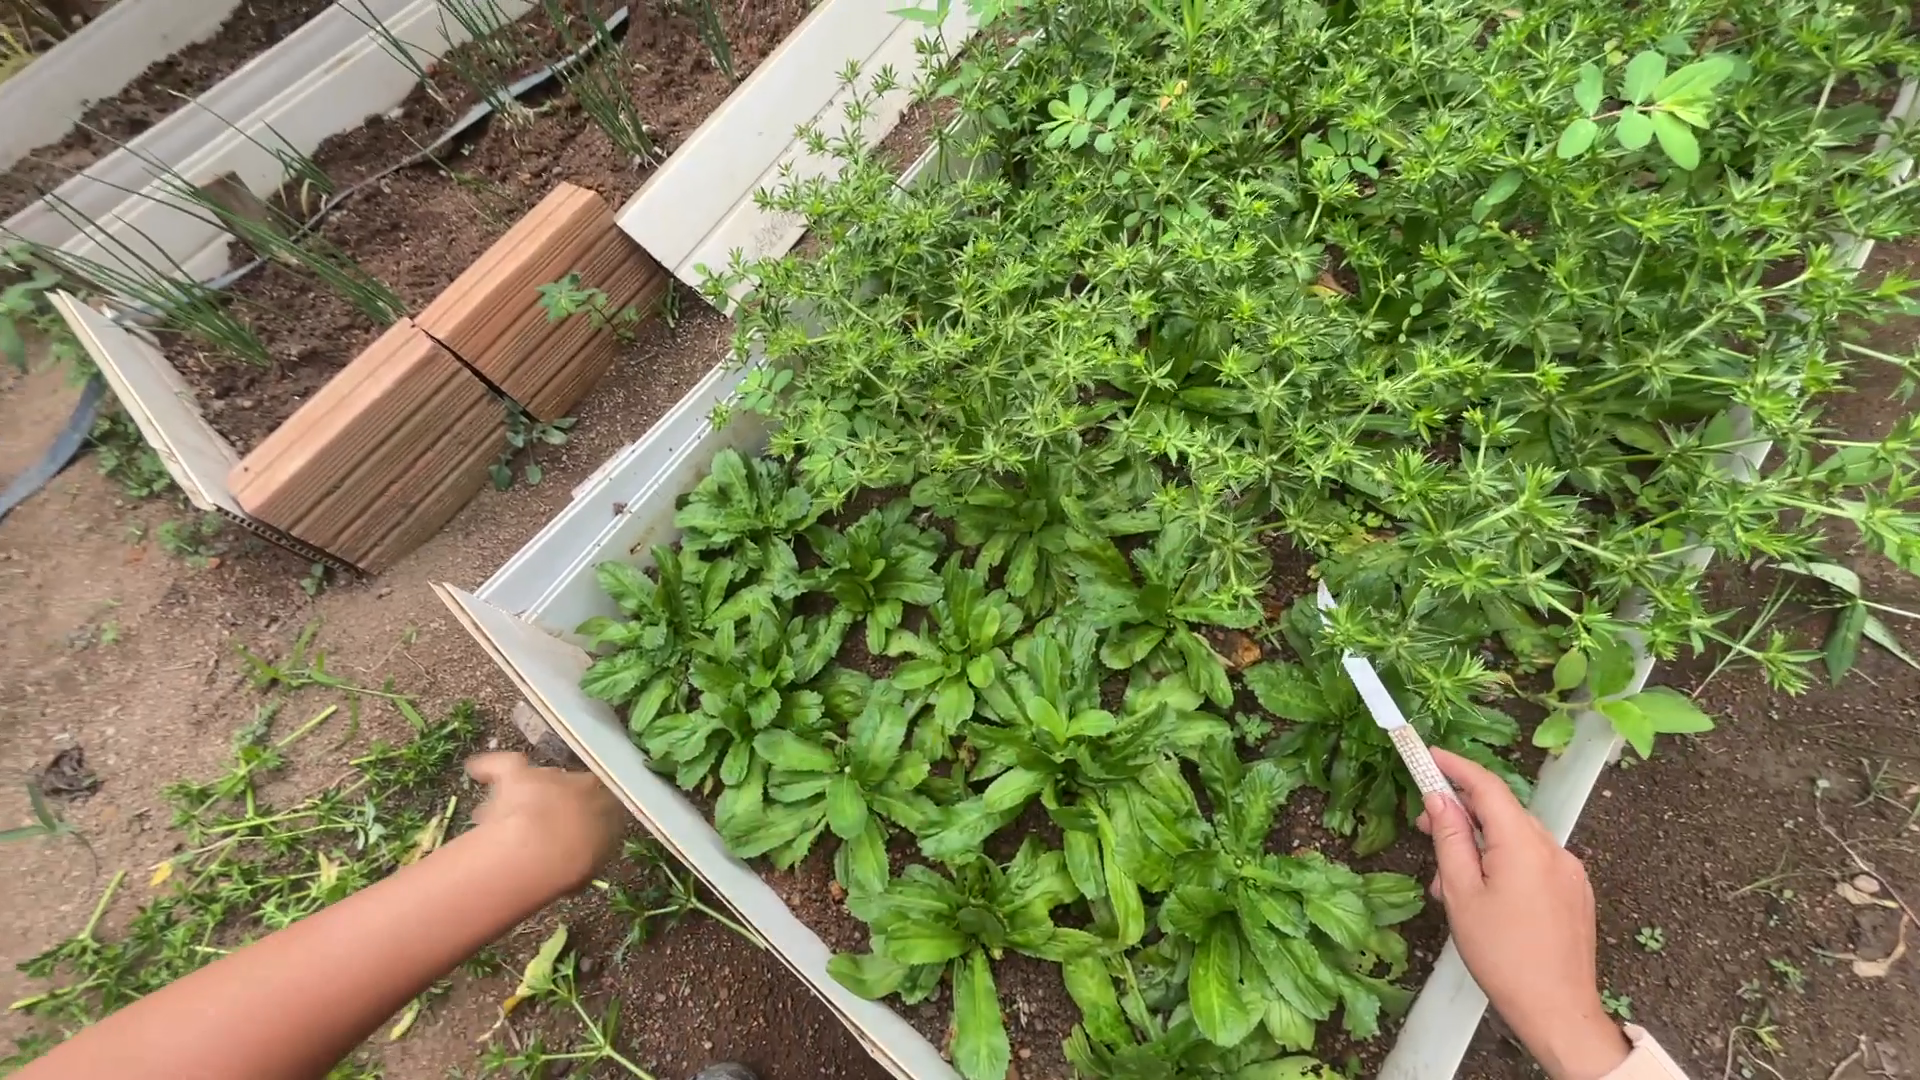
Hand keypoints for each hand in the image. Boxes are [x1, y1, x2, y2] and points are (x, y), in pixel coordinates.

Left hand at [466, 752, 624, 892]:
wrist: (548, 849)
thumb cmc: (579, 861)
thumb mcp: (593, 862)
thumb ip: (588, 853)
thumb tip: (579, 858)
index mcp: (607, 803)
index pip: (598, 803)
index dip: (581, 817)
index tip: (570, 832)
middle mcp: (582, 783)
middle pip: (566, 788)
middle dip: (549, 803)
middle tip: (532, 827)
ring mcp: (549, 776)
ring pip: (535, 778)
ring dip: (519, 795)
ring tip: (499, 814)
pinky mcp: (517, 775)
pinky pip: (501, 765)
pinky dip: (488, 767)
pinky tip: (476, 769)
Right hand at [1418, 748, 1629, 1079]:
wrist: (1557, 1012)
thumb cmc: (1501, 952)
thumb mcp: (1460, 890)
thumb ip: (1449, 837)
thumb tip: (1438, 799)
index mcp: (1525, 846)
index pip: (1488, 787)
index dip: (1455, 766)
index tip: (1426, 754)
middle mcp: (1554, 851)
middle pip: (1501, 811)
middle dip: (1459, 810)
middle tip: (1421, 825)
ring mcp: (1569, 872)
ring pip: (1513, 837)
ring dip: (1477, 841)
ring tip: (1445, 873)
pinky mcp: (1574, 892)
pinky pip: (1530, 859)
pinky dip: (1499, 860)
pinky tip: (1477, 888)